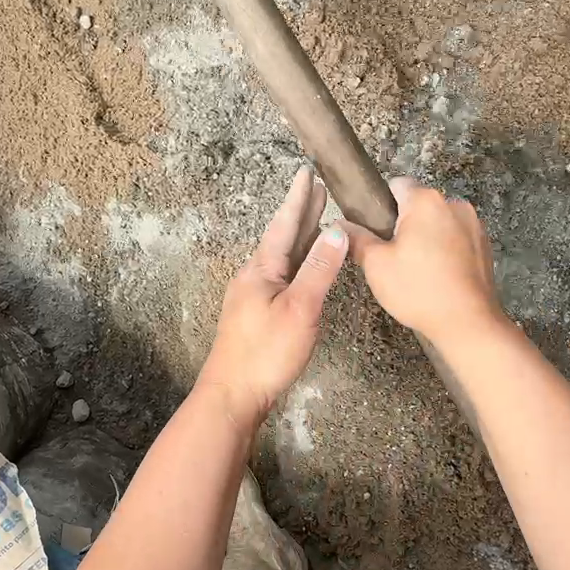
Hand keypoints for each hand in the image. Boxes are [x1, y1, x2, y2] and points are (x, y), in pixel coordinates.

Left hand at [197, 168, 348, 424]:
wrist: (233, 395)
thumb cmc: (265, 354)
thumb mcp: (300, 309)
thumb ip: (319, 270)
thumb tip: (337, 232)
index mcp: (262, 270)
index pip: (285, 225)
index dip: (299, 200)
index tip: (308, 174)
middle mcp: (255, 277)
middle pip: (283, 238)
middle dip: (303, 214)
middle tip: (318, 190)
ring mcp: (253, 297)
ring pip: (283, 258)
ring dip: (301, 237)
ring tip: (318, 221)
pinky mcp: (257, 315)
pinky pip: (282, 277)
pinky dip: (298, 263)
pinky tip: (303, 269)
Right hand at [338, 177, 505, 344]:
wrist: (467, 322)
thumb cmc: (420, 290)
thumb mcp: (376, 265)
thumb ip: (356, 239)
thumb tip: (340, 226)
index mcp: (425, 201)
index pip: (396, 185)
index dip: (381, 205)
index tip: (375, 229)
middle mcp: (454, 204)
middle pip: (419, 205)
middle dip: (404, 224)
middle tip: (391, 256)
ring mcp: (473, 224)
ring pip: (438, 223)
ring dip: (426, 238)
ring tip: (416, 270)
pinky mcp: (484, 245)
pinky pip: (456, 238)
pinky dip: (445, 251)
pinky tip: (436, 276)